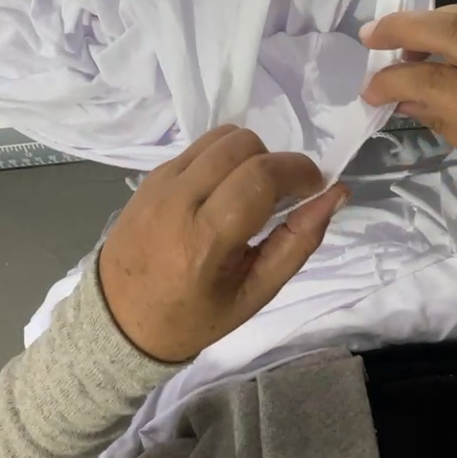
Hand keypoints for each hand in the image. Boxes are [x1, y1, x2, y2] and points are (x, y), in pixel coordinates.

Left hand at [98, 126, 347, 362]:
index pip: (260, 176)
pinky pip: (200, 146)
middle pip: (244, 145)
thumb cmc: (194, 316)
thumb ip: (299, 241)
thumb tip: (337, 194)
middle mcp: (177, 201)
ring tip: (250, 191)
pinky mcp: (152, 175)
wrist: (119, 320)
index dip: (298, 171)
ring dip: (250, 155)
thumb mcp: (257, 292)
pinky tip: (222, 191)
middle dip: (276, 162)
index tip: (314, 188)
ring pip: (222, 136)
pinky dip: (224, 158)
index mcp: (205, 240)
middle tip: (281, 197)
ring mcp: (160, 183)